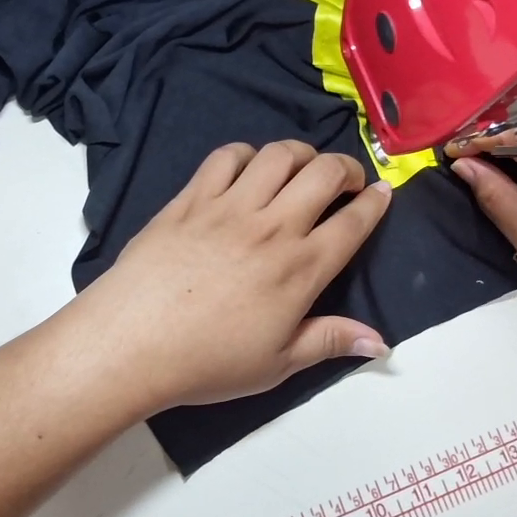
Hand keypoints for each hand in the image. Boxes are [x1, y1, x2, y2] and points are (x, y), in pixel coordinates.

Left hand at [58, 141, 393, 412]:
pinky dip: (247, 154)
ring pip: (278, 154)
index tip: (384, 192)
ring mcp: (229, 206)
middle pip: (324, 173)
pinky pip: (226, 157)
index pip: (352, 222)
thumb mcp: (277, 364)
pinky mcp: (191, 198)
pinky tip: (248, 168)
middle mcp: (272, 227)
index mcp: (300, 269)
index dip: (376, 202)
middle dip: (347, 168)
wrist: (132, 342)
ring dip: (300, 153)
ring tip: (301, 168)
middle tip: (347, 181)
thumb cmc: (208, 361)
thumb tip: (381, 342)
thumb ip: (330, 341)